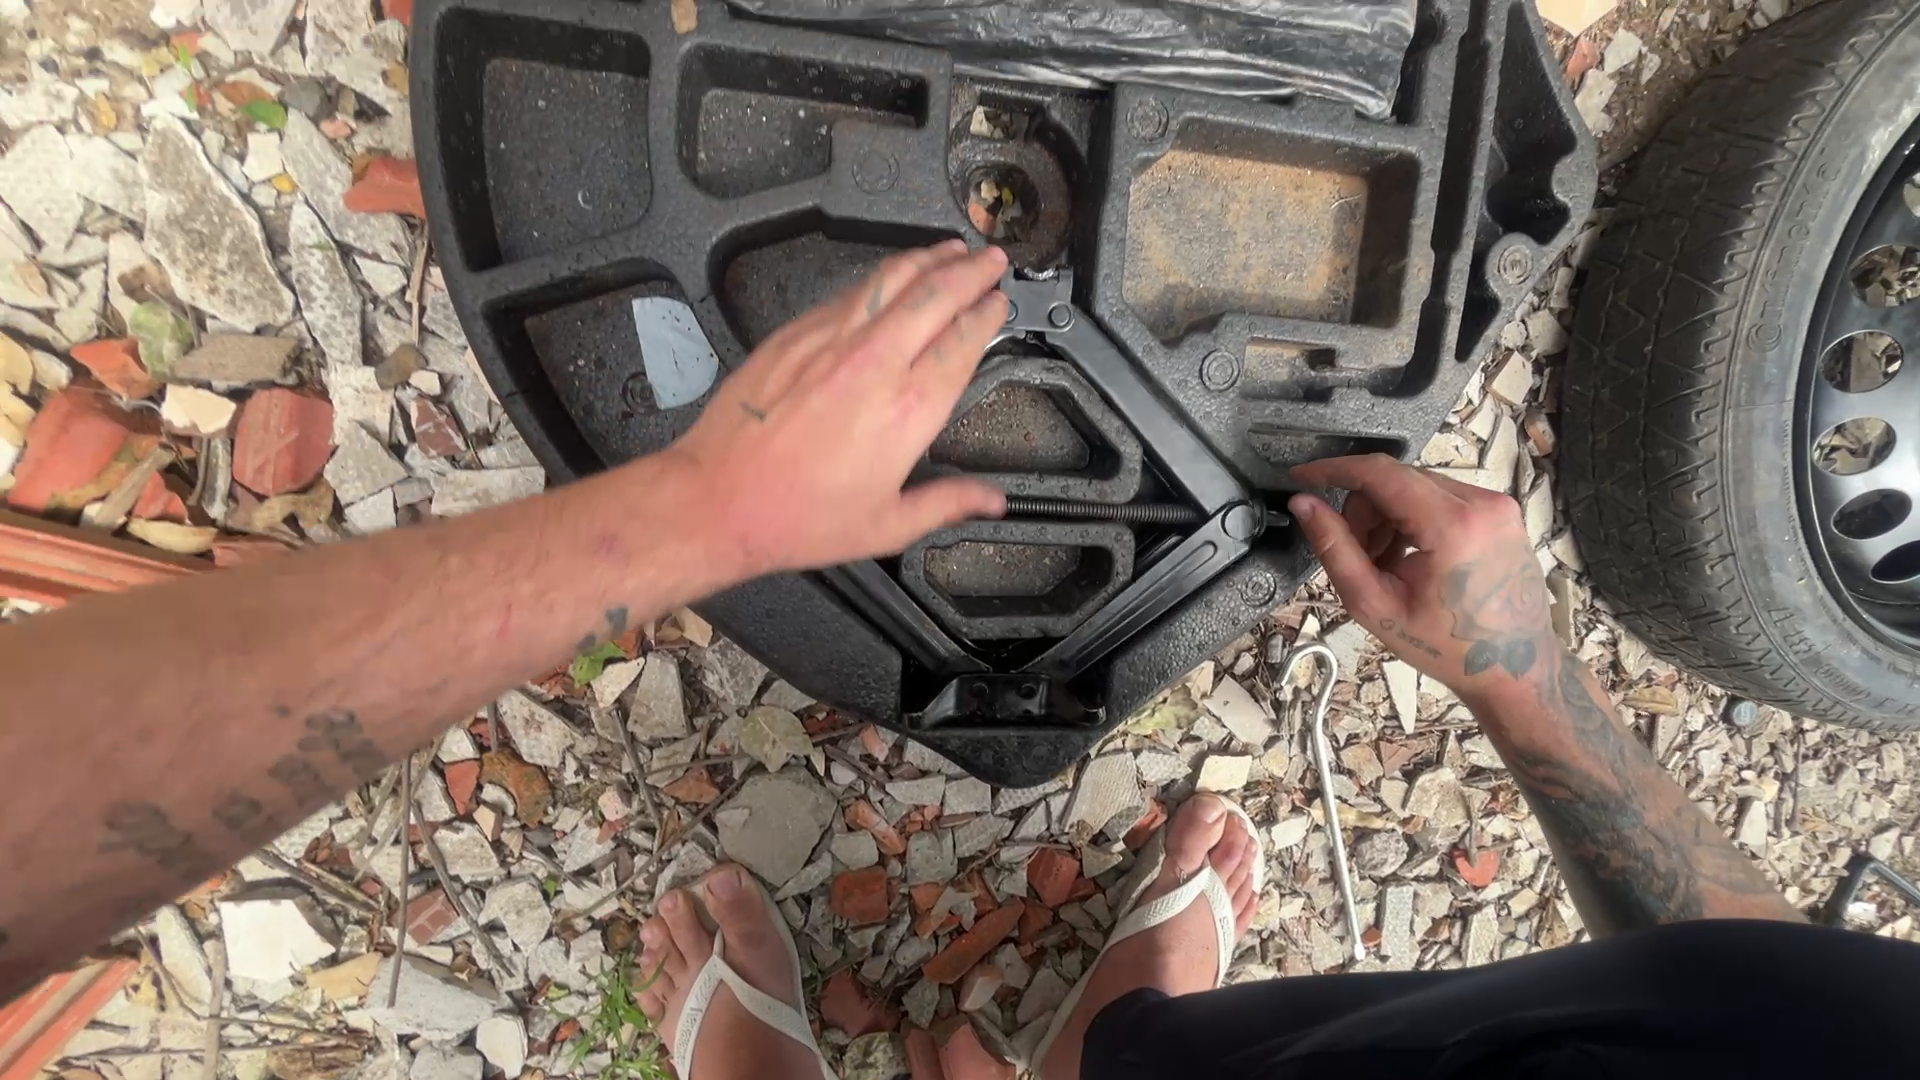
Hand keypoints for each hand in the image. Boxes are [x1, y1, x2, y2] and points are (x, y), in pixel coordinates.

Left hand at [663, 240, 1010, 578]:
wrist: (720, 498)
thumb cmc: (798, 516)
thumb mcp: (888, 525)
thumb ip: (948, 503)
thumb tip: (991, 502)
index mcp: (908, 410)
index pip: (963, 342)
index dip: (987, 315)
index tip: (999, 304)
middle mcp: (874, 364)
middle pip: (935, 295)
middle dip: (972, 271)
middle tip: (992, 260)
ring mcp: (832, 341)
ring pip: (891, 279)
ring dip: (929, 260)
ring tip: (952, 250)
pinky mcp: (796, 333)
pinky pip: (850, 291)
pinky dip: (881, 276)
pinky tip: (891, 275)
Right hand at [1287, 454, 1555, 698]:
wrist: (1516, 669)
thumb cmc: (1444, 645)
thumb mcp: (1372, 602)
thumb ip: (1333, 547)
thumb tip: (1303, 503)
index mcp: (1452, 525)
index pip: (1379, 472)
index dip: (1331, 469)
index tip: (1300, 477)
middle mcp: (1482, 503)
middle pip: (1394, 479)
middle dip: (1362, 511)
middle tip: (1358, 556)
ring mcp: (1497, 505)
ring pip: (1412, 487)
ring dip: (1385, 517)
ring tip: (1386, 564)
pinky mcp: (1501, 512)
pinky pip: (1437, 497)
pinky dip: (1410, 520)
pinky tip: (1409, 558)